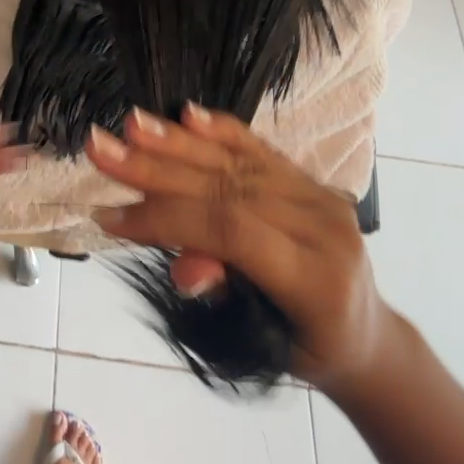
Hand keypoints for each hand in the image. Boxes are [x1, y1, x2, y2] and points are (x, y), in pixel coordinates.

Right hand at [85, 106, 403, 392]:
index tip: (108, 218)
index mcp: (315, 280)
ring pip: (238, 165)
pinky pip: (261, 151)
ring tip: (130, 124)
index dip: (167, 219)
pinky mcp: (314, 182)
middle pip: (228, 188)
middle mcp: (324, 230)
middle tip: (101, 150)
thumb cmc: (304, 349)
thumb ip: (226, 295)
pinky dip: (221, 131)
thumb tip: (182, 268)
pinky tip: (189, 114)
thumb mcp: (262, 342)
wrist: (362, 335)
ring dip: (177, 144)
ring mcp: (322, 200)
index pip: (231, 232)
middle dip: (157, 169)